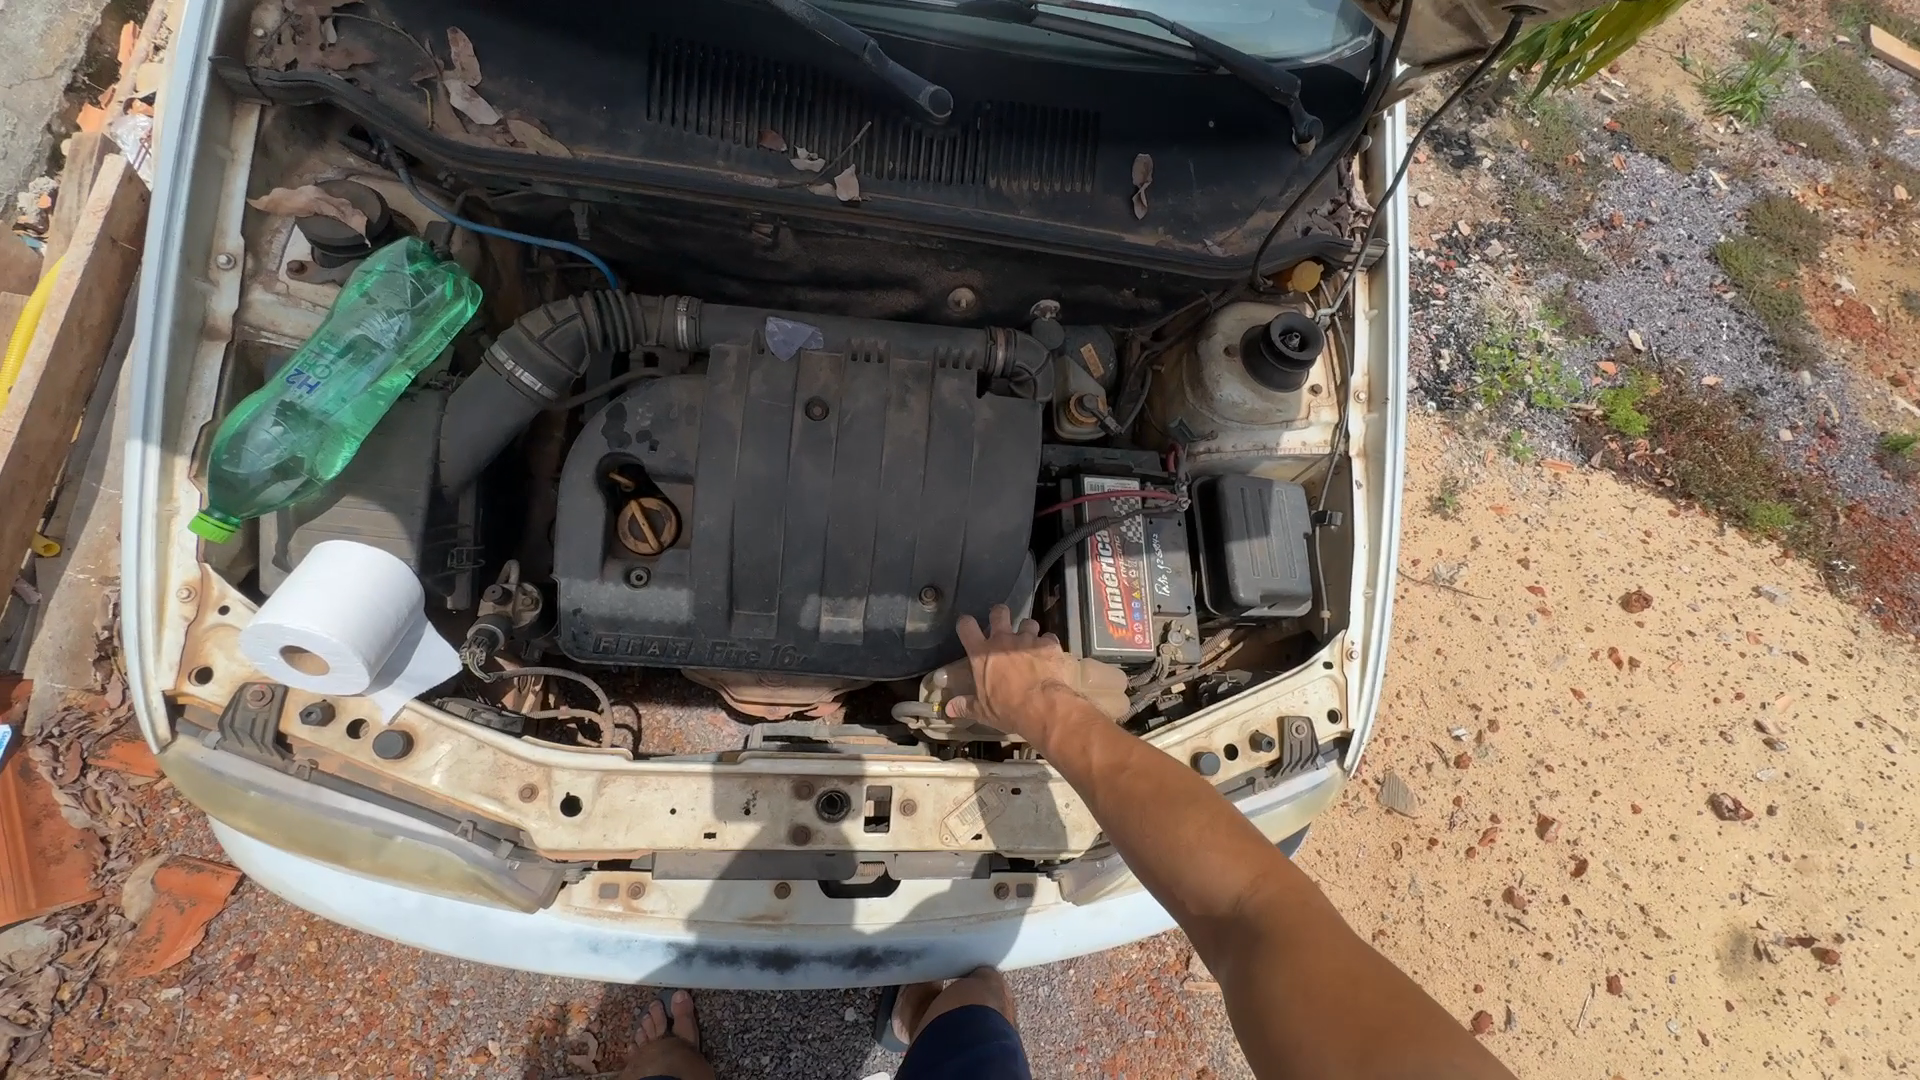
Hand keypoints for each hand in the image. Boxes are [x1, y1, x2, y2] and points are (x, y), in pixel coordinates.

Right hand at [948, 605, 1086, 743]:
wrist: (1043, 707)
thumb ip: (965, 706)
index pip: (966, 627)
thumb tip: (949, 708)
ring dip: (1028, 630)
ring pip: (1028, 622)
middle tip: (1002, 623)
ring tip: (1030, 642)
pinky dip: (1048, 645)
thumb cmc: (1007, 709)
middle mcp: (1004, 640)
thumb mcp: (983, 711)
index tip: (968, 627)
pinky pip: (1049, 638)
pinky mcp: (1049, 645)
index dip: (966, 623)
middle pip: (999, 613)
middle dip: (1000, 614)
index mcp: (982, 653)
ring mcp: (1028, 639)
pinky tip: (1050, 656)